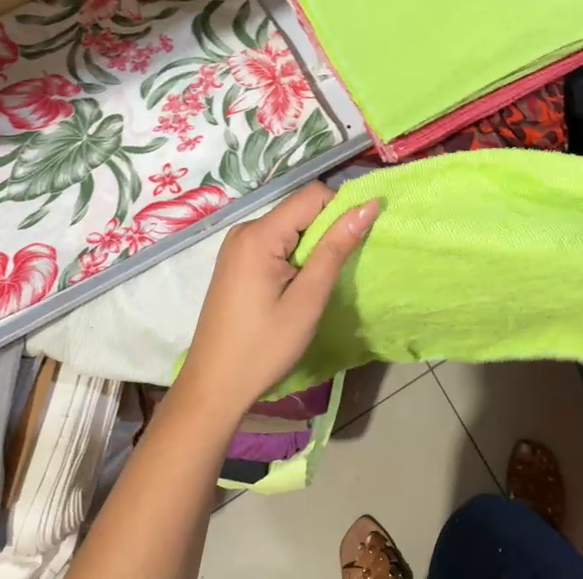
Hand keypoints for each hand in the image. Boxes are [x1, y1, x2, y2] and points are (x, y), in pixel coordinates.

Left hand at [172, 181, 379, 420]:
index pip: (313, 195)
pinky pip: (274, 243)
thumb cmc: (264, 346)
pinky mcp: (236, 262)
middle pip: (299, 209)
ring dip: (311, 246)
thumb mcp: (308, 299)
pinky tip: (296, 287)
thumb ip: (336, 248)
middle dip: (326, 230)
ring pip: (289, 226)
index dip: (341, 209)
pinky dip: (294, 256)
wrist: (213, 387)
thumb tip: (369, 205)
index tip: (357, 241)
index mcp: (259, 234)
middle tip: (338, 270)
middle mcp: (245, 229)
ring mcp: (237, 246)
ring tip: (316, 284)